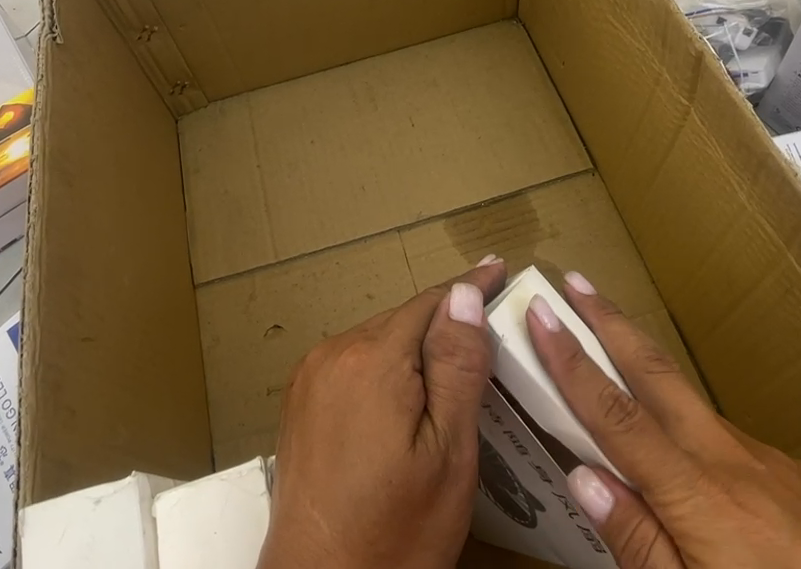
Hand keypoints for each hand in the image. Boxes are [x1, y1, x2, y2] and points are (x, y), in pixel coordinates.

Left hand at [257, 256, 508, 568]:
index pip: (431, 302)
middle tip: (489, 331)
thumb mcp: (447, 453)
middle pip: (403, 319)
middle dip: (444, 322)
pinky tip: (405, 395)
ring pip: (378, 339)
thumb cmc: (396, 531)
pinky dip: (385, 366)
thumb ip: (456, 367)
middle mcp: (334, 353)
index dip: (470, 286)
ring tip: (453, 367)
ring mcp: (311, 376)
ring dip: (414, 346)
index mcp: (372, 359)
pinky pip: (353, 362)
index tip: (500, 269)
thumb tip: (464, 295)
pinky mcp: (299, 401)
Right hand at [528, 272, 800, 568]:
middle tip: (574, 279)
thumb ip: (641, 544)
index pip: (616, 413)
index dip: (571, 361)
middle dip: (609, 322)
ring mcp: (770, 463)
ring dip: (644, 365)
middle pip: (656, 373)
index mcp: (698, 495)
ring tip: (611, 349)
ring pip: (691, 403)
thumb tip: (581, 473)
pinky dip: (690, 422)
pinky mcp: (800, 478)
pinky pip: (728, 438)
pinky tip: (689, 449)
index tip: (540, 313)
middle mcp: (730, 460)